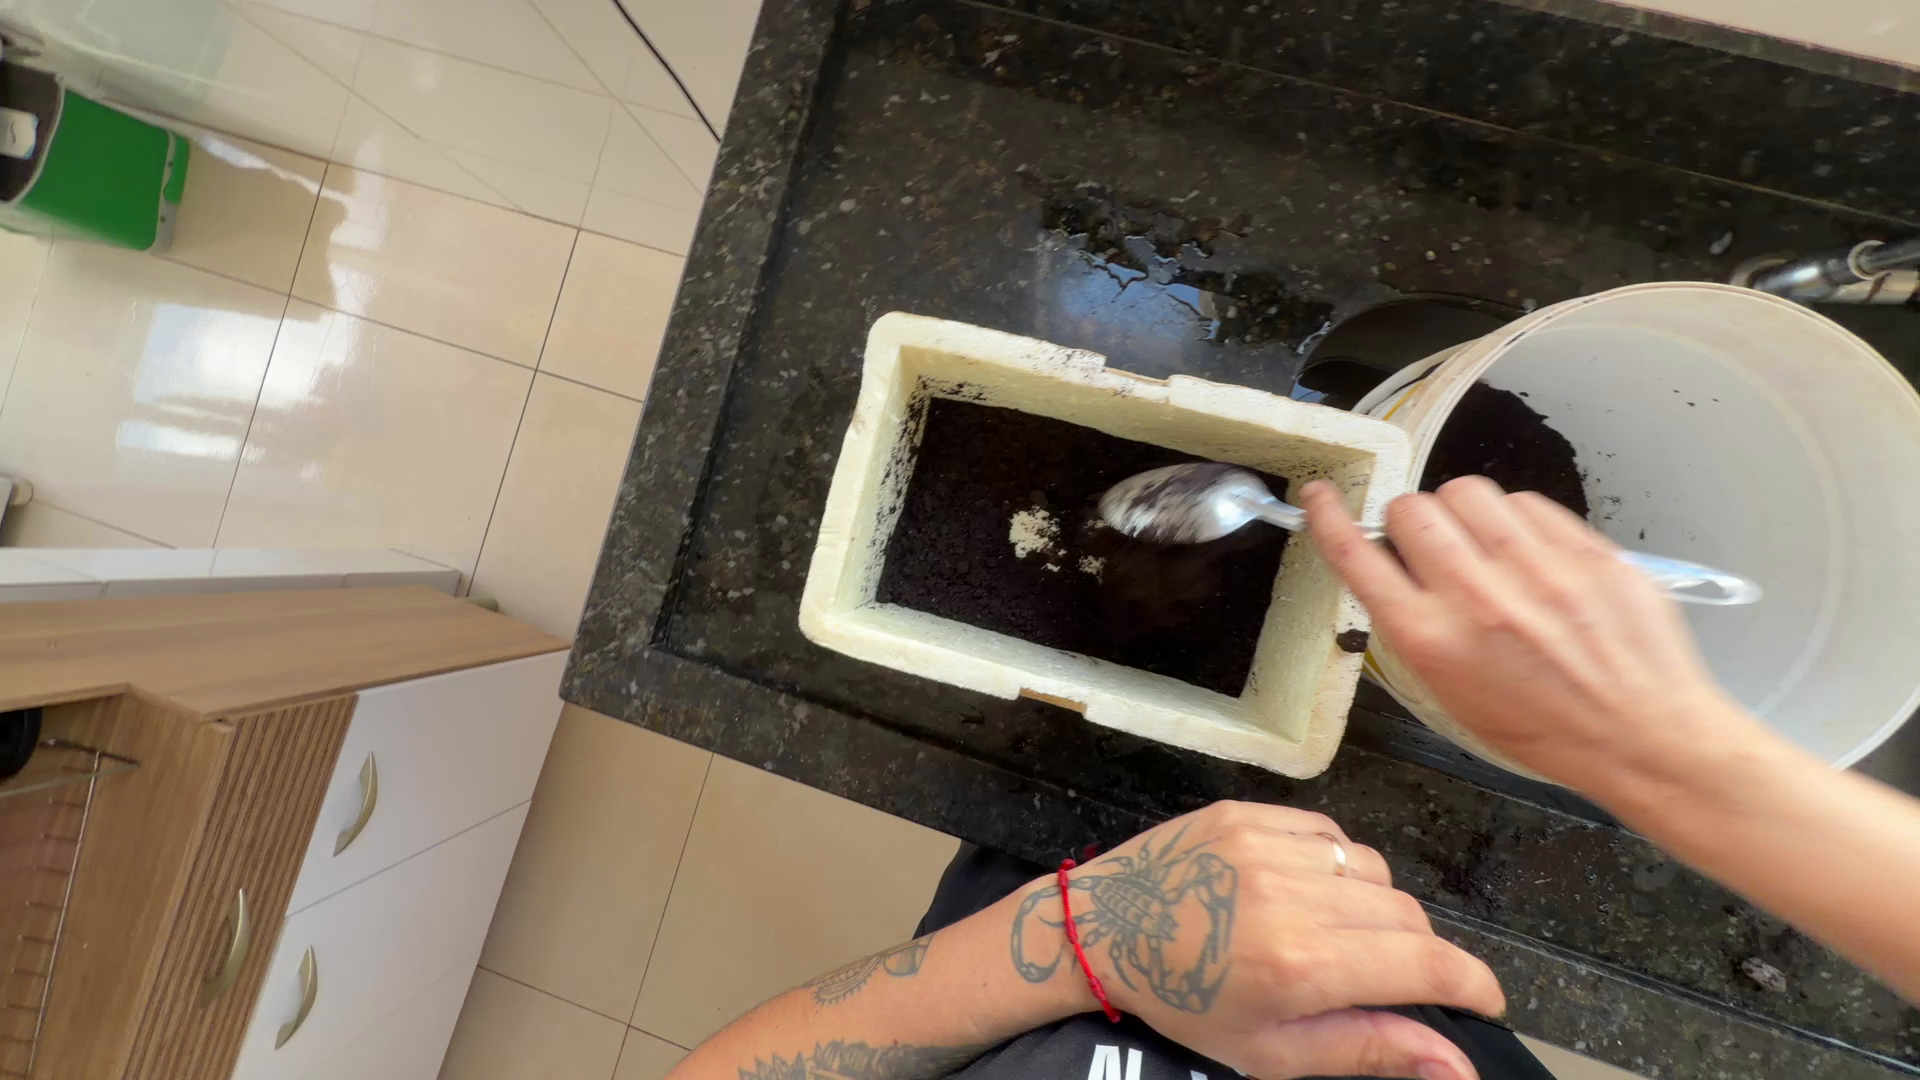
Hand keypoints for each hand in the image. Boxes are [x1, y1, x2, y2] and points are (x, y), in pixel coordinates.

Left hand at [1013, 801, 1503, 1079]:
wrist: (1103, 925)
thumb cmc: (1183, 998)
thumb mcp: (1270, 1051)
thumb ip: (1367, 1050)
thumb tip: (1457, 1064)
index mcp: (1302, 960)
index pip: (1426, 962)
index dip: (1471, 983)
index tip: (1480, 998)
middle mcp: (1290, 890)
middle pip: (1404, 912)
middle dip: (1416, 951)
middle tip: (1385, 974)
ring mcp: (1263, 840)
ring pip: (1368, 865)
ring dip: (1373, 902)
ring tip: (1337, 928)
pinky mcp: (1241, 811)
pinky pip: (1322, 829)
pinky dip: (1332, 859)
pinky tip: (1306, 884)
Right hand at [1300, 476, 1760, 789]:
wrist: (1645, 738)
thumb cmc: (1535, 724)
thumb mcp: (1441, 686)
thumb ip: (1407, 620)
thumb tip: (1389, 562)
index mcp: (1429, 638)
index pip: (1356, 554)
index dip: (1328, 516)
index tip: (1319, 495)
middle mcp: (1476, 597)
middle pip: (1410, 509)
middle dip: (1406, 519)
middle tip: (1424, 542)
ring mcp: (1538, 569)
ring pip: (1465, 491)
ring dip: (1456, 510)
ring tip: (1477, 541)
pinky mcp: (1589, 553)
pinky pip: (1526, 502)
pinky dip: (1511, 517)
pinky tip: (1523, 548)